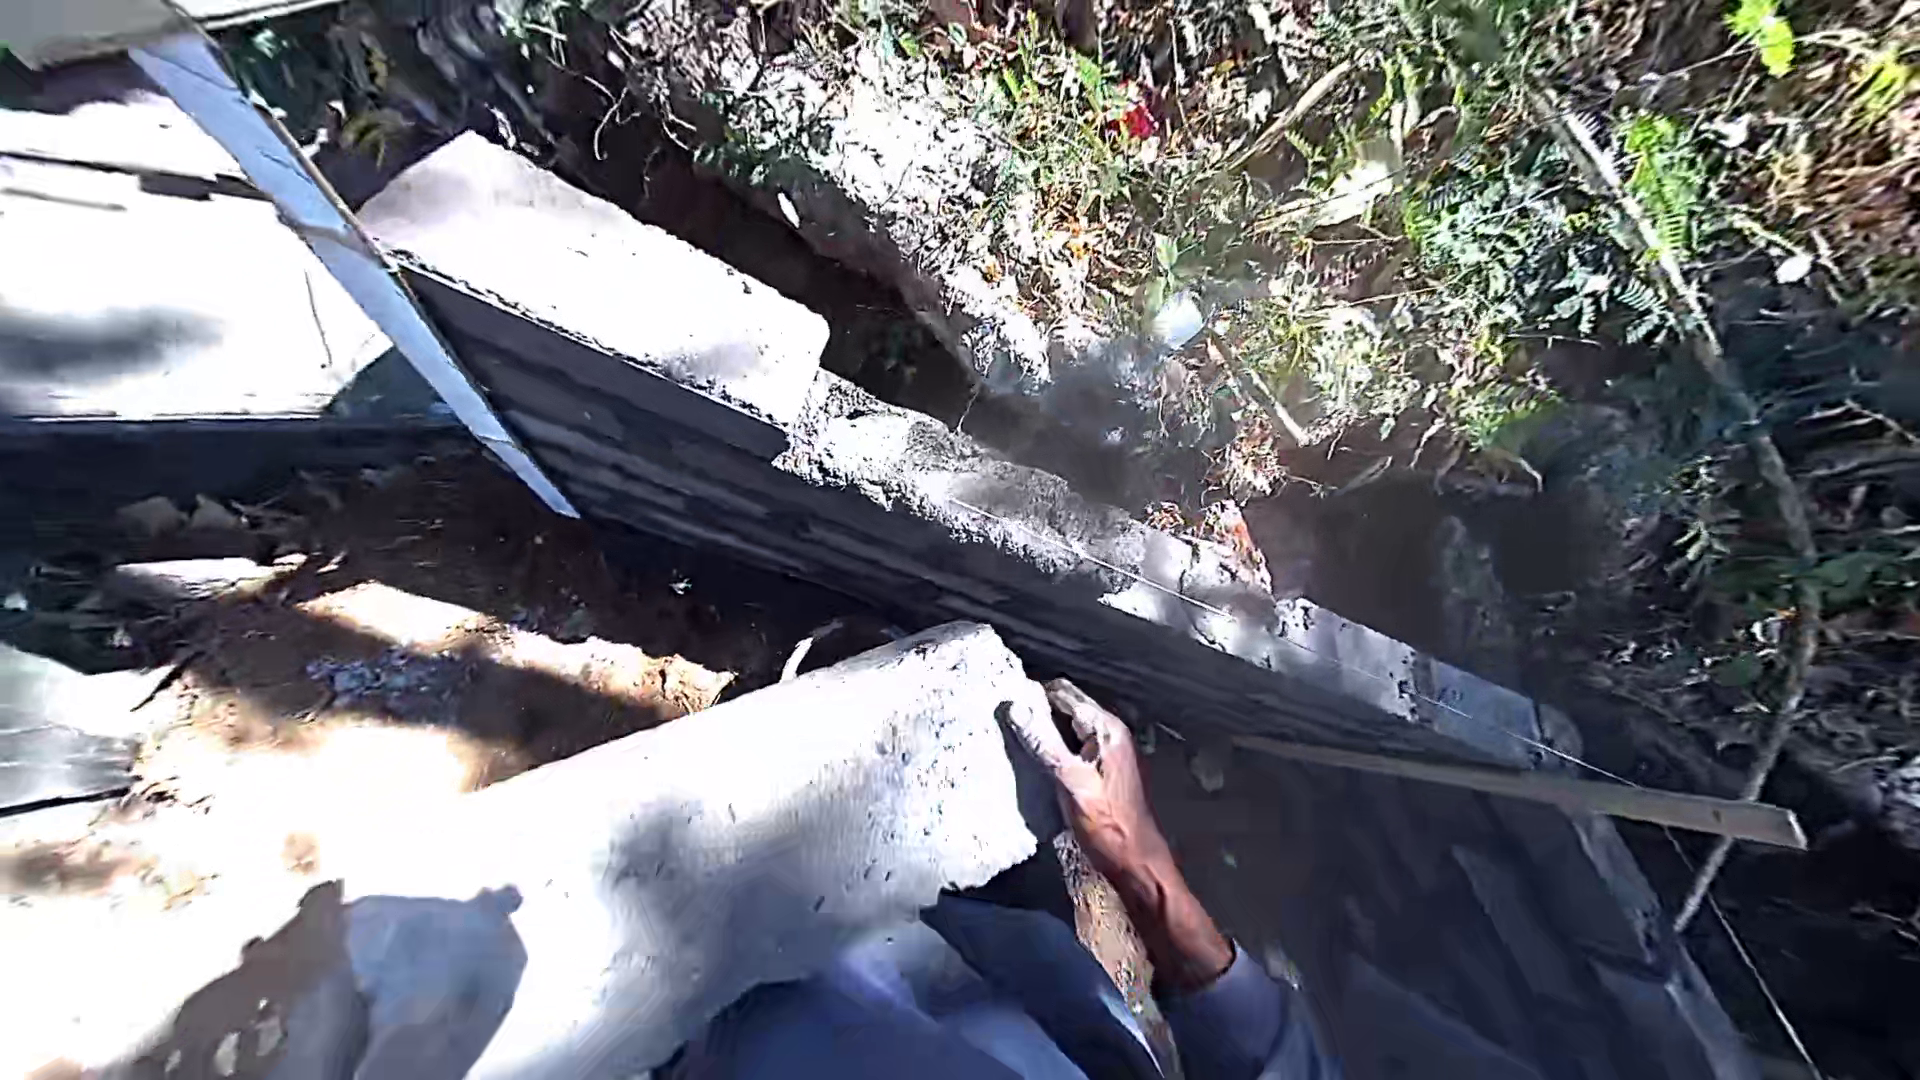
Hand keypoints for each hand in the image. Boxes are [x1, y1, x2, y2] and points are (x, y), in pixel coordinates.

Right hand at [1005, 679, 1233, 990]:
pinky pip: (1072, 740)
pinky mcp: (1102, 763)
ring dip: (1044, 725)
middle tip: (1004, 717)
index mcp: (1106, 727)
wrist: (1136, 863)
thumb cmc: (1108, 825)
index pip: (1062, 693)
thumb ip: (1043, 743)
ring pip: (1067, 722)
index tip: (1004, 700)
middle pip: (1066, 704)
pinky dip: (1053, 742)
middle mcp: (1110, 730)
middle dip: (1037, 707)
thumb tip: (1015, 708)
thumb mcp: (1070, 782)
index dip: (1033, 694)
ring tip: (1013, 734)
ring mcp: (1107, 746)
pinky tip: (1034, 754)